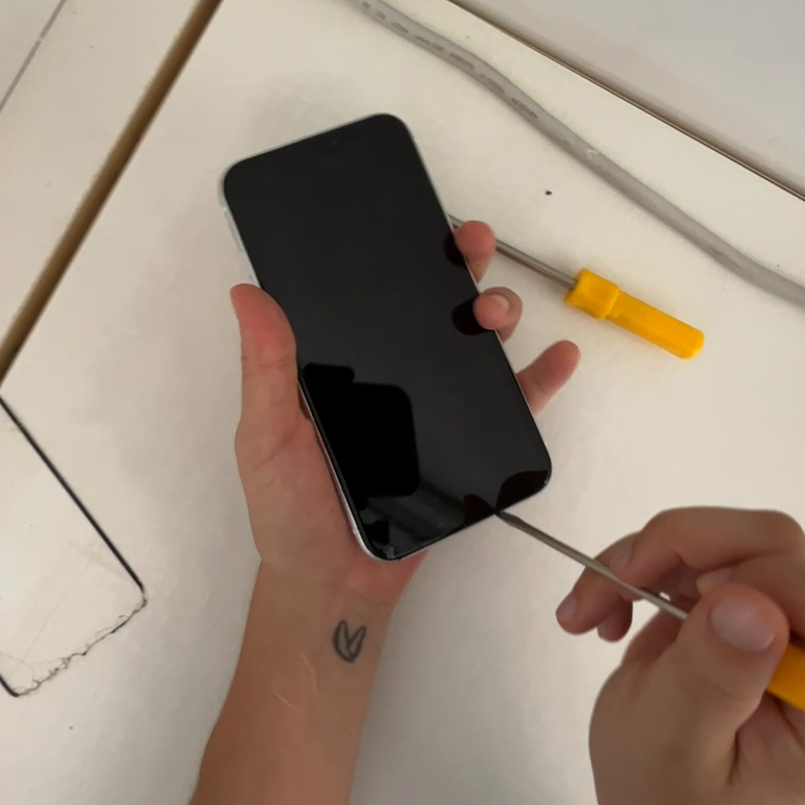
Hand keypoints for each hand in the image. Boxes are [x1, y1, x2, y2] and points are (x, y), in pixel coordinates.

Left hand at [229, 219, 579, 605]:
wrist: (337, 581)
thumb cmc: (290, 510)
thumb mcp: (265, 435)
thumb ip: (265, 369)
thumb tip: (247, 294)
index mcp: (339, 363)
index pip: (369, 296)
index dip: (393, 256)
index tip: (413, 223)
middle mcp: (388, 374)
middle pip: (428, 307)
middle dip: (455, 267)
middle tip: (468, 246)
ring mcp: (430, 405)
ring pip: (471, 344)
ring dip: (495, 313)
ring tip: (497, 311)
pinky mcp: (464, 442)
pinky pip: (507, 404)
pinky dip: (537, 379)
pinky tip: (556, 358)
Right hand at [559, 508, 804, 804]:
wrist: (643, 800)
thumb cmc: (664, 798)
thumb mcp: (675, 742)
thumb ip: (714, 677)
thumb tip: (750, 603)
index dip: (784, 587)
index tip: (703, 601)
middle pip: (784, 550)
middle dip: (688, 549)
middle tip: (622, 582)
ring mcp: (783, 622)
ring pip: (732, 536)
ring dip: (648, 554)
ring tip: (592, 605)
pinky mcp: (739, 601)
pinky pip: (694, 546)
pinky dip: (635, 562)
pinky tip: (604, 609)